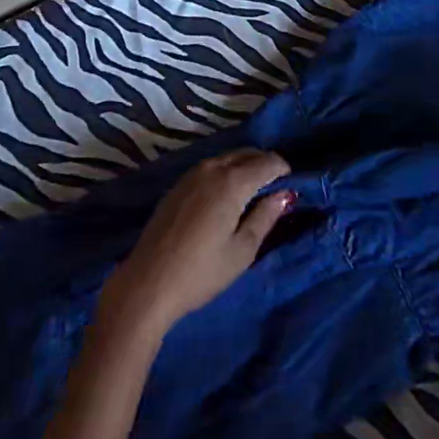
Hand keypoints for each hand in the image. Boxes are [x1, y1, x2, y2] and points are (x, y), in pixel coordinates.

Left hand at [97, 150, 295, 338]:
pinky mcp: (177, 186)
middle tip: (276, 185)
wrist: (146, 285)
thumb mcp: (242, 250)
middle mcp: (212, 169)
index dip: (283, 169)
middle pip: (246, 154)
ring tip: (253, 190)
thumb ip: (265, 217)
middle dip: (264, 163)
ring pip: (227, 158)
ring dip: (244, 166)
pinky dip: (225, 172)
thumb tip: (284, 194)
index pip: (267, 162)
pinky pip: (210, 168)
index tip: (292, 182)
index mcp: (232, 182)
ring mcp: (191, 175)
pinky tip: (225, 195)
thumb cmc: (201, 272)